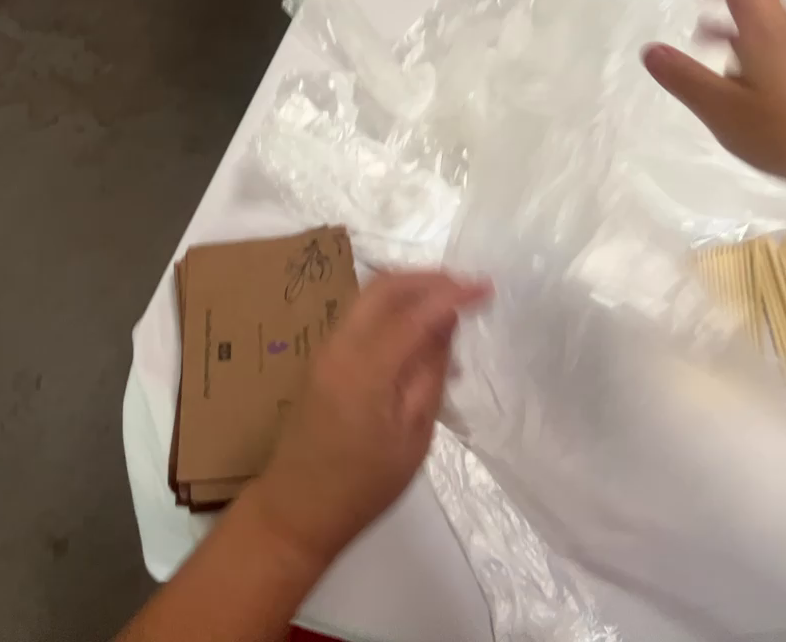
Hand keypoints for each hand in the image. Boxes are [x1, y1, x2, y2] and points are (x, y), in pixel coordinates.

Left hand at [244, 270, 490, 567]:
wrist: (297, 507)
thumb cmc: (365, 484)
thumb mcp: (414, 436)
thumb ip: (431, 372)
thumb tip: (447, 321)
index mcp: (366, 368)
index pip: (415, 312)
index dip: (453, 293)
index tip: (487, 288)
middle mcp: (341, 345)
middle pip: (385, 286)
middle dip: (429, 278)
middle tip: (467, 287)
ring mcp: (327, 348)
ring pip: (371, 296)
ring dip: (411, 291)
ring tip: (451, 309)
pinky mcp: (324, 357)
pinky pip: (363, 316)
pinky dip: (395, 310)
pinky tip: (420, 335)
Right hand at [641, 0, 785, 194]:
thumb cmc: (784, 130)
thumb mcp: (721, 107)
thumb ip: (684, 78)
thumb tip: (649, 49)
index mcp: (764, 35)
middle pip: (761, 0)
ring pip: (769, 29)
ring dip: (737, 22)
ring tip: (706, 34)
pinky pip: (777, 53)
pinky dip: (750, 49)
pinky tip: (741, 79)